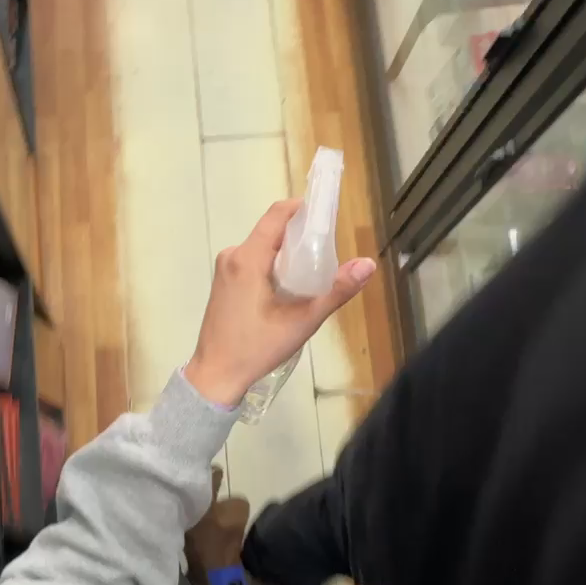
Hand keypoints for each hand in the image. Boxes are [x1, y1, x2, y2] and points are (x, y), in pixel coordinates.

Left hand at [183, 200, 376, 405]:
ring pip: (262, 248)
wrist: (216, 375)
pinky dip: (271, 268)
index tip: (327, 218)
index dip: (303, 209)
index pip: (277, 214)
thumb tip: (368, 265)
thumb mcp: (303, 321)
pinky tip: (286, 291)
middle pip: (271, 231)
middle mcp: (232, 256)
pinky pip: (251, 262)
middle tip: (326, 256)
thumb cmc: (256, 348)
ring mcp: (224, 270)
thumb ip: (336, 290)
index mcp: (247, 258)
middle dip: (300, 237)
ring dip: (286, 255)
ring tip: (310, 277)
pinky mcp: (222, 283)